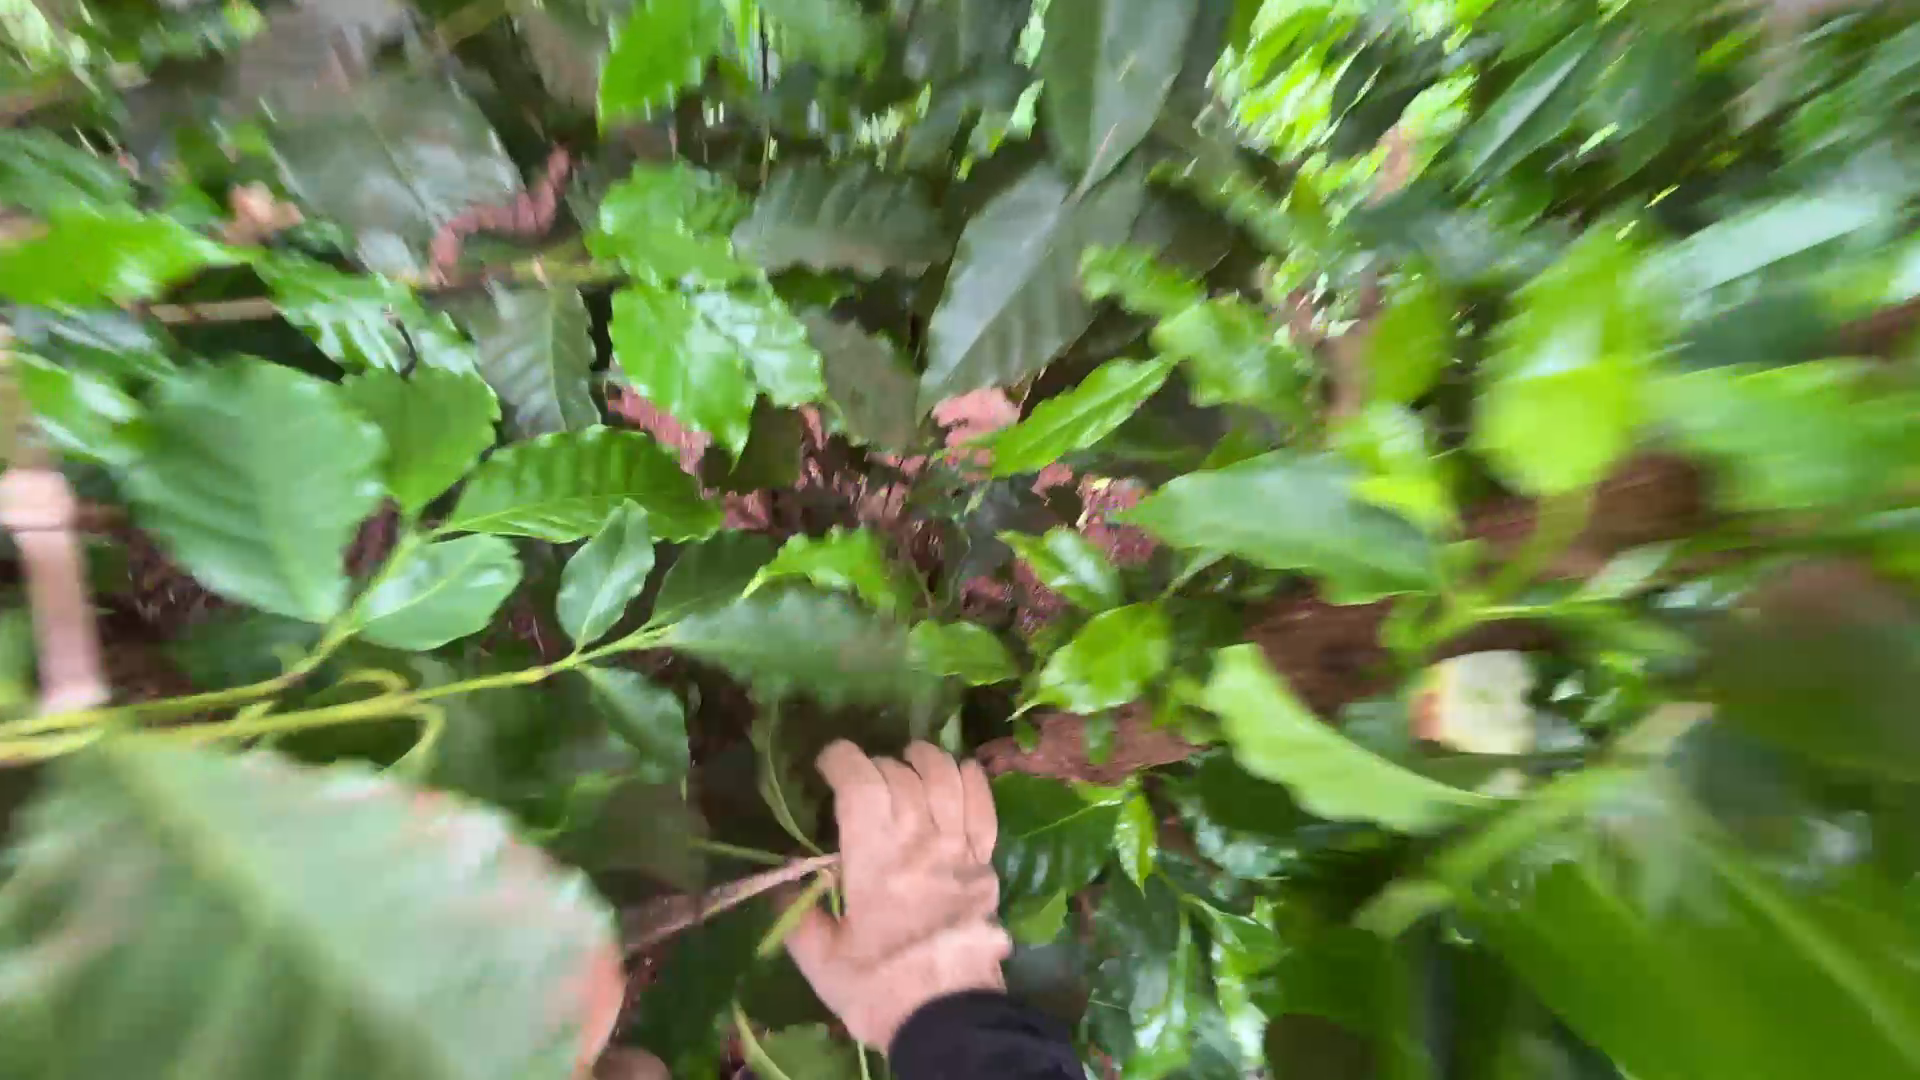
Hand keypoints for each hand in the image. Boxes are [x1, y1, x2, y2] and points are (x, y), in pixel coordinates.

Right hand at [785, 740, 1010, 1048]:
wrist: (949, 1016)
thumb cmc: (881, 987)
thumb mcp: (823, 961)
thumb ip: (797, 918)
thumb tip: (780, 886)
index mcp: (875, 856)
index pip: (861, 782)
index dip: (843, 760)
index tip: (828, 762)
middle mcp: (918, 837)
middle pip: (900, 773)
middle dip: (876, 765)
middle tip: (862, 780)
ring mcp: (957, 844)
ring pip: (945, 777)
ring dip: (924, 759)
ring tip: (909, 758)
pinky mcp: (985, 859)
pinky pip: (983, 804)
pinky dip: (972, 779)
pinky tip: (959, 770)